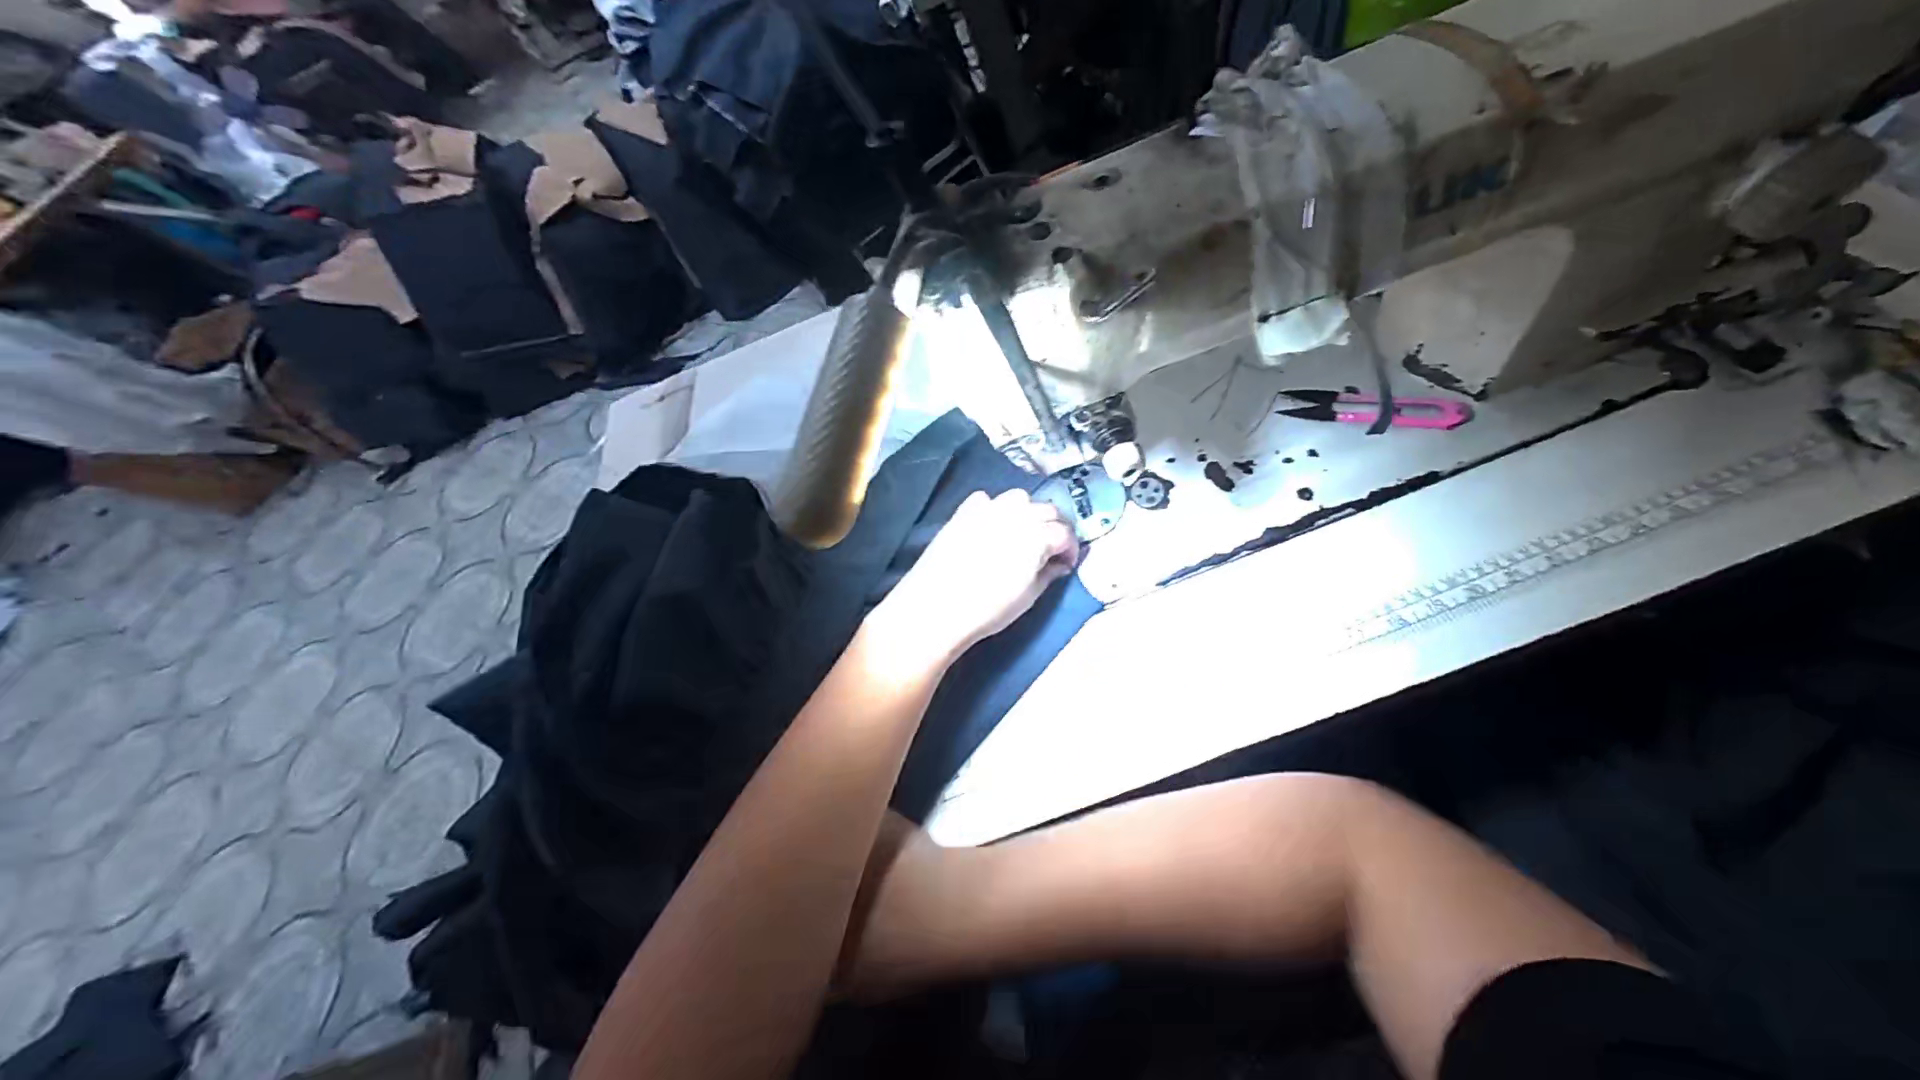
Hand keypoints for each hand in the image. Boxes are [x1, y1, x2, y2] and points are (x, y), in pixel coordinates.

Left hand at [868, 489, 1077, 667]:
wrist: (935, 606)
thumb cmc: (988, 608)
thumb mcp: (1028, 597)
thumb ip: (1048, 574)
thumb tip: (1059, 564)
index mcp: (1038, 535)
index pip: (1065, 533)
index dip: (1070, 549)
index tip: (1066, 564)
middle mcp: (1017, 514)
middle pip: (1046, 510)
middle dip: (1053, 527)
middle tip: (1049, 549)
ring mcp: (988, 509)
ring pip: (1018, 498)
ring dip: (1027, 512)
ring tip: (1022, 533)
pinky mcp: (963, 512)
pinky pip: (986, 499)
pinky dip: (994, 508)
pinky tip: (990, 525)